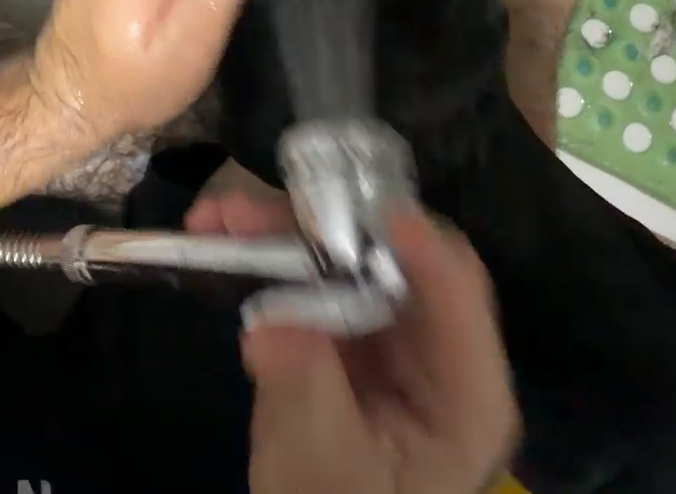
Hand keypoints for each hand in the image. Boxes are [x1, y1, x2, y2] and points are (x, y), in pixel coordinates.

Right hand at [187, 194, 519, 493]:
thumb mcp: (322, 467)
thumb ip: (305, 390)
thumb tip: (269, 320)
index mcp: (461, 387)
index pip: (456, 293)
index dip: (415, 242)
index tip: (362, 209)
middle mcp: (429, 342)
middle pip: (389, 256)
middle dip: (318, 222)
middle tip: (247, 212)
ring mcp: (381, 330)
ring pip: (341, 252)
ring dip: (278, 228)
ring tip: (214, 217)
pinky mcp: (339, 327)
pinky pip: (307, 271)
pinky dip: (263, 251)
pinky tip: (216, 241)